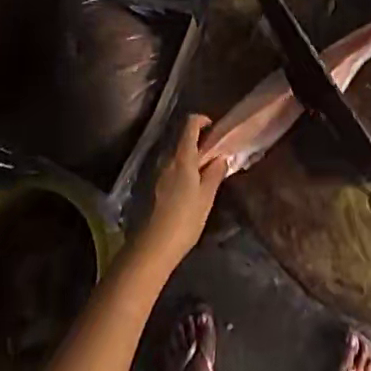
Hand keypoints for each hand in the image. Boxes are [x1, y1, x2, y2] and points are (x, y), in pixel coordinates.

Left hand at [138, 114, 226, 263]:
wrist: (150, 250)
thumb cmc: (184, 220)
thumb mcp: (206, 197)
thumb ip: (214, 174)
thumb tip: (221, 157)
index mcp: (182, 158)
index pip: (189, 124)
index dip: (202, 120)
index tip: (214, 129)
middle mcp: (166, 160)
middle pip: (181, 139)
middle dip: (198, 142)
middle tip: (214, 156)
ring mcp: (155, 174)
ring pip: (175, 156)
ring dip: (189, 158)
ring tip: (204, 174)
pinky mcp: (150, 188)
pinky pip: (169, 170)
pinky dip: (180, 171)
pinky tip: (189, 189)